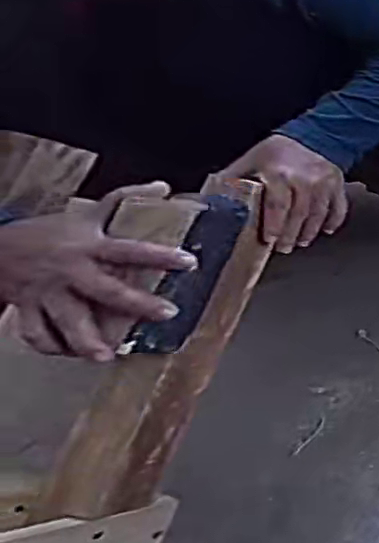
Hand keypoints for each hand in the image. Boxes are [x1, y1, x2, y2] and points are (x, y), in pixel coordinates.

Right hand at [0, 182, 198, 360]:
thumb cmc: (46, 232)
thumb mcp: (84, 213)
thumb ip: (124, 198)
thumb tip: (162, 185)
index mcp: (87, 248)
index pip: (130, 250)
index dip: (160, 256)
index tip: (190, 262)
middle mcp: (67, 273)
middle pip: (103, 291)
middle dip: (134, 305)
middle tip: (166, 314)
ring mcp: (43, 293)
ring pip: (62, 320)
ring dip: (84, 339)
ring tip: (107, 355)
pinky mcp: (24, 307)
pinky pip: (33, 331)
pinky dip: (50, 346)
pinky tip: (71, 356)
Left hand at [217, 134, 346, 252]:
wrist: (312, 138)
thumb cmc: (276, 152)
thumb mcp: (249, 160)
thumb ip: (235, 179)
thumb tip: (212, 199)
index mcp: (280, 175)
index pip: (278, 205)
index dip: (274, 225)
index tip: (269, 240)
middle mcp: (306, 181)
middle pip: (300, 213)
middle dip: (291, 233)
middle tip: (284, 248)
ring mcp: (326, 184)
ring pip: (320, 214)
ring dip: (311, 231)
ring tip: (302, 242)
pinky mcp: (339, 186)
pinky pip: (339, 207)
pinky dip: (334, 221)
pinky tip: (326, 230)